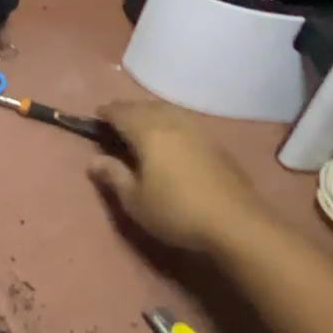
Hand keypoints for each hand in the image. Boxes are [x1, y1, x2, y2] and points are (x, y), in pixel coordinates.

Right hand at [86, 100, 274, 252]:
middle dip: (128, 110)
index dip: (106, 113)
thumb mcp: (135, 200)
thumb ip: (113, 176)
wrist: (238, 225)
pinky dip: (171, 122)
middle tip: (116, 120)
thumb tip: (94, 161)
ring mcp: (199, 132)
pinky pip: (186, 121)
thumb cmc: (177, 211)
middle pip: (146, 107)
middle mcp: (173, 124)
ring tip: (142, 124)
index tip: (95, 117)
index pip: (121, 113)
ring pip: (169, 111)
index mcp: (148, 133)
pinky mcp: (217, 145)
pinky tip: (172, 136)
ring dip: (151, 112)